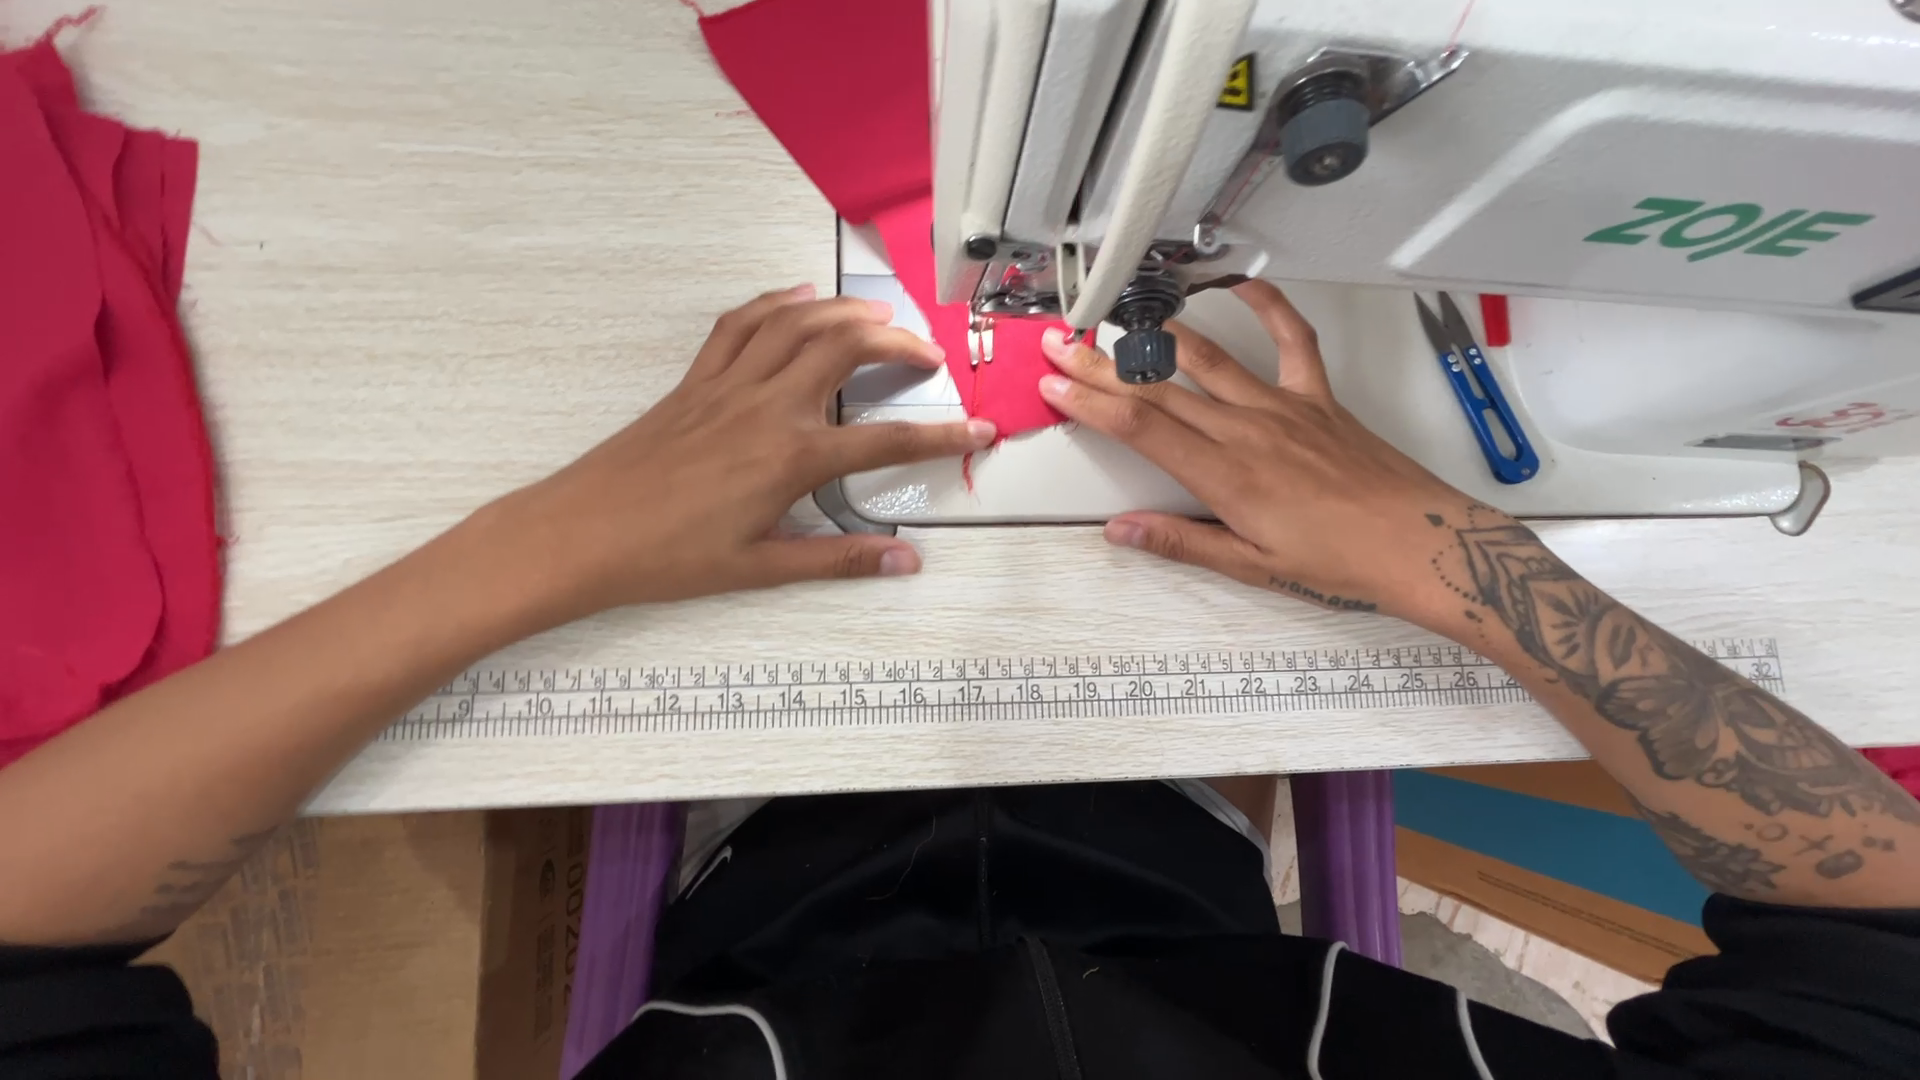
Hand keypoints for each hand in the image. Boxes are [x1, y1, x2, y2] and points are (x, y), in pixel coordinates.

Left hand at [485, 284, 992, 625]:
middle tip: (928, 354)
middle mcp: (767, 407)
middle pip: (845, 348)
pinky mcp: (695, 381)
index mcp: (790, 457)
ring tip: (879, 316)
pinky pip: (739, 325)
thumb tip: (905, 561)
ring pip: (797, 323)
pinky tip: (796, 300)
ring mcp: (728, 385)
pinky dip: (774, 305)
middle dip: (897, 342)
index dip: (942, 436)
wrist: (582, 533)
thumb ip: (840, 559)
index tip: (980, 430)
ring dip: (844, 310)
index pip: (885, 441)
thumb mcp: (762, 568)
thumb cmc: (669, 557)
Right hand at [1036, 281, 1496, 630]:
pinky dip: (1268, 307)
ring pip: (1207, 361)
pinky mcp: (1317, 398)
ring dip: (1156, 340)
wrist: (1418, 544)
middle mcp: (1246, 430)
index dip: (1090, 403)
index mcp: (1225, 474)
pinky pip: (1293, 340)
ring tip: (1117, 322)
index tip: (1056, 386)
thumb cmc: (1338, 561)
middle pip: (1158, 390)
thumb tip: (1121, 531)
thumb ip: (1180, 540)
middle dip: (1100, 368)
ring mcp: (1282, 407)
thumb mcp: (1250, 564)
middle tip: (1062, 347)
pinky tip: (1241, 287)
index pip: (1140, 427)